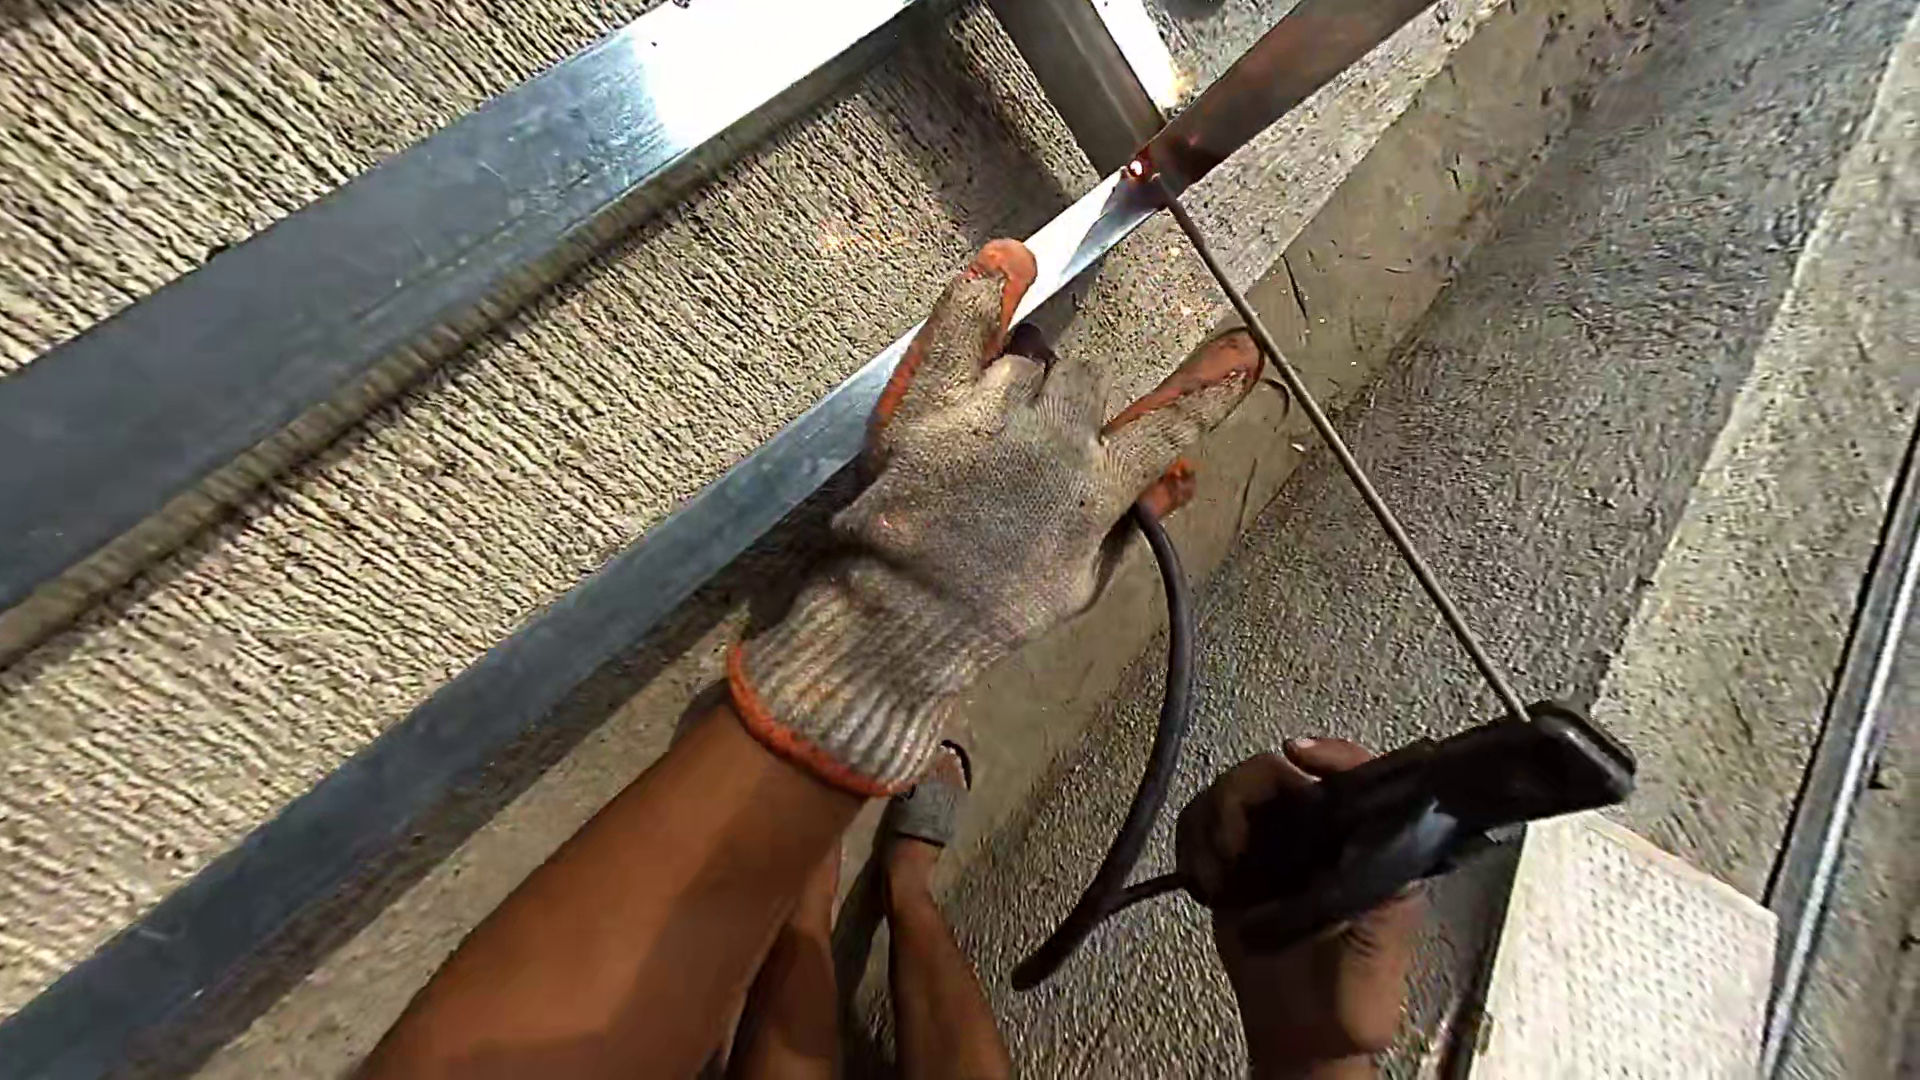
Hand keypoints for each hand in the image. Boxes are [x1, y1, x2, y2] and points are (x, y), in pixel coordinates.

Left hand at [730, 240, 1259, 794]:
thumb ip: (1132, 524)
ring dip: (1015, 382)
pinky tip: (1006, 267)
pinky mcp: (937, 400)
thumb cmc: (993, 608)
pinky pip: (968, 320)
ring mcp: (997, 413)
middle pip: (1087, 376)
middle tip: (1028, 439)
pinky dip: (987, 290)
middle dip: (1067, 401)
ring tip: (981, 428)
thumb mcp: (1082, 582)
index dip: (1205, 390)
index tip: (1240, 355)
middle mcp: (1057, 441)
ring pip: (1029, 359)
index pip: (1168, 427)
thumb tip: (1180, 478)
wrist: (907, 612)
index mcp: (1096, 489)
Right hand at [1177, 740, 1421, 1077]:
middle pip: (1268, 772)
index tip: (1294, 752)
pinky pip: (1196, 817)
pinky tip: (1201, 881)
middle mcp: (1311, 831)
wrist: (1292, 1032)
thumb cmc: (1345, 1006)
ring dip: (1208, 826)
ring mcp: (1267, 838)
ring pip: (1225, 788)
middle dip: (1237, 798)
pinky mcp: (1229, 852)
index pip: (1352, 778)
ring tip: (1216, 879)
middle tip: (1231, 850)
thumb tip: (1382, 848)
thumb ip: (1382, 909)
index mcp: (1356, 848)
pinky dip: (1189, 841)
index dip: (1330, 753)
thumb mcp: (1376, 964)